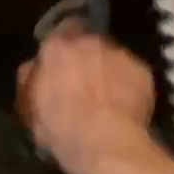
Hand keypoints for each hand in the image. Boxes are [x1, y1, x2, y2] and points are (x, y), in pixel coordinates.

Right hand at [17, 24, 156, 173]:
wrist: (104, 143)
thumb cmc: (59, 127)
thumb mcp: (30, 106)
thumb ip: (31, 78)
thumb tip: (35, 66)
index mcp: (57, 48)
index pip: (60, 29)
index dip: (63, 45)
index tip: (63, 61)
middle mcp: (90, 42)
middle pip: (89, 42)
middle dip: (88, 58)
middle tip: (84, 83)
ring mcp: (120, 54)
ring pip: (113, 57)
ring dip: (109, 71)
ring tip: (107, 99)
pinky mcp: (143, 71)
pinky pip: (133, 74)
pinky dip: (129, 86)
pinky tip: (125, 107)